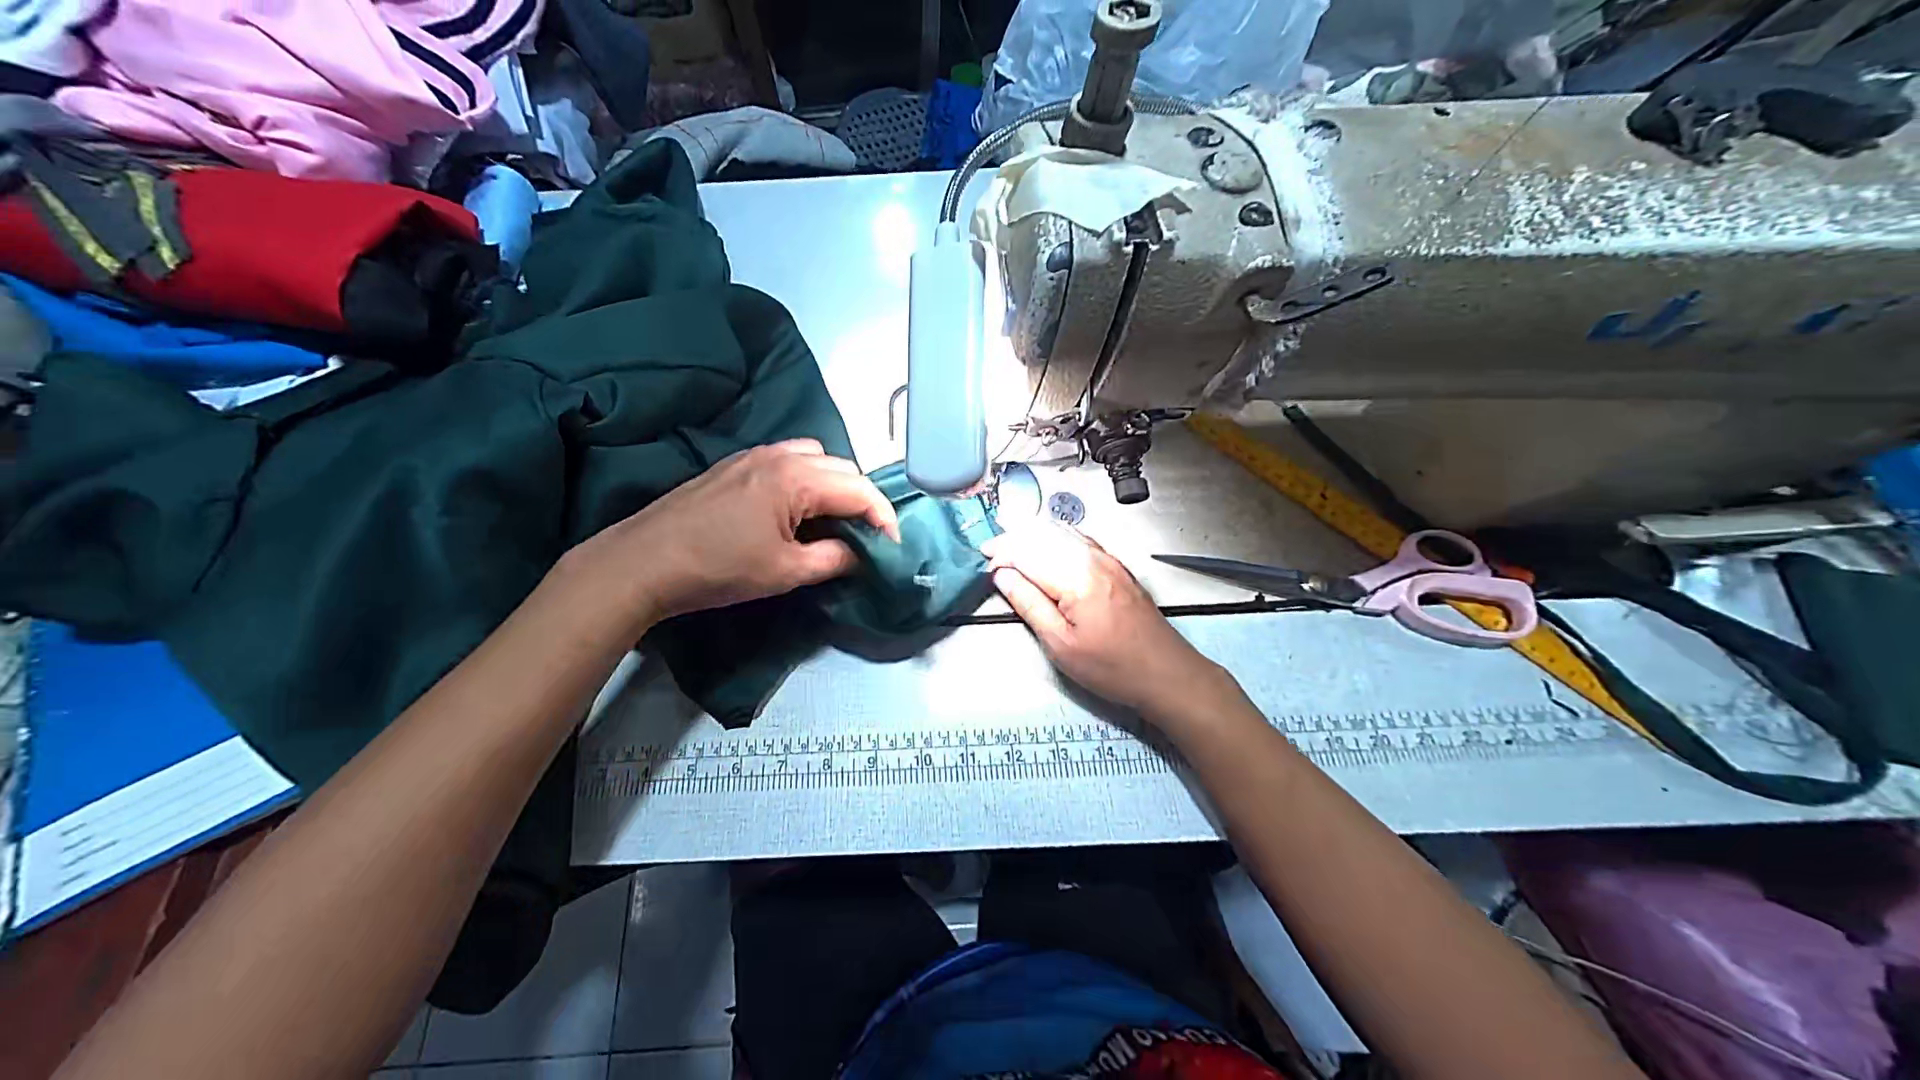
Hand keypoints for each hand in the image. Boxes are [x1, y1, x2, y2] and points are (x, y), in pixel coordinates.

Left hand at [574, 439, 899, 627]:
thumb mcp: (786, 573)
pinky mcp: (734, 464)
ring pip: (815, 457)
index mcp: (797, 478)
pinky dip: (806, 478)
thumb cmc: (719, 569)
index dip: (884, 518)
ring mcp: (754, 455)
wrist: (643, 562)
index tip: (892, 546)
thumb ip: (834, 559)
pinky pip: (787, 459)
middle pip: (842, 467)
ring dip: (833, 484)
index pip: (861, 490)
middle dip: (862, 499)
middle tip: (864, 535)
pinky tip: (794, 509)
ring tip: (831, 519)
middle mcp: (780, 455)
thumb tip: (859, 553)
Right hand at [982, 523, 1233, 720]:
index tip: (984, 564)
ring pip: (1062, 531)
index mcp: (1076, 577)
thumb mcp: (1060, 645)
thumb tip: (1003, 576)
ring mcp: (1108, 559)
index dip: (1002, 554)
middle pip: (1044, 534)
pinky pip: (1079, 538)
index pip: (1027, 551)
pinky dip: (1055, 536)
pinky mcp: (1117, 566)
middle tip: (990, 551)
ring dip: (1032, 534)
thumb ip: (1029, 604)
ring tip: (1009, 544)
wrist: (1166, 674)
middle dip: (1013, 539)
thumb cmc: (1113, 667)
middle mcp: (1093, 558)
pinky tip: (1045, 544)